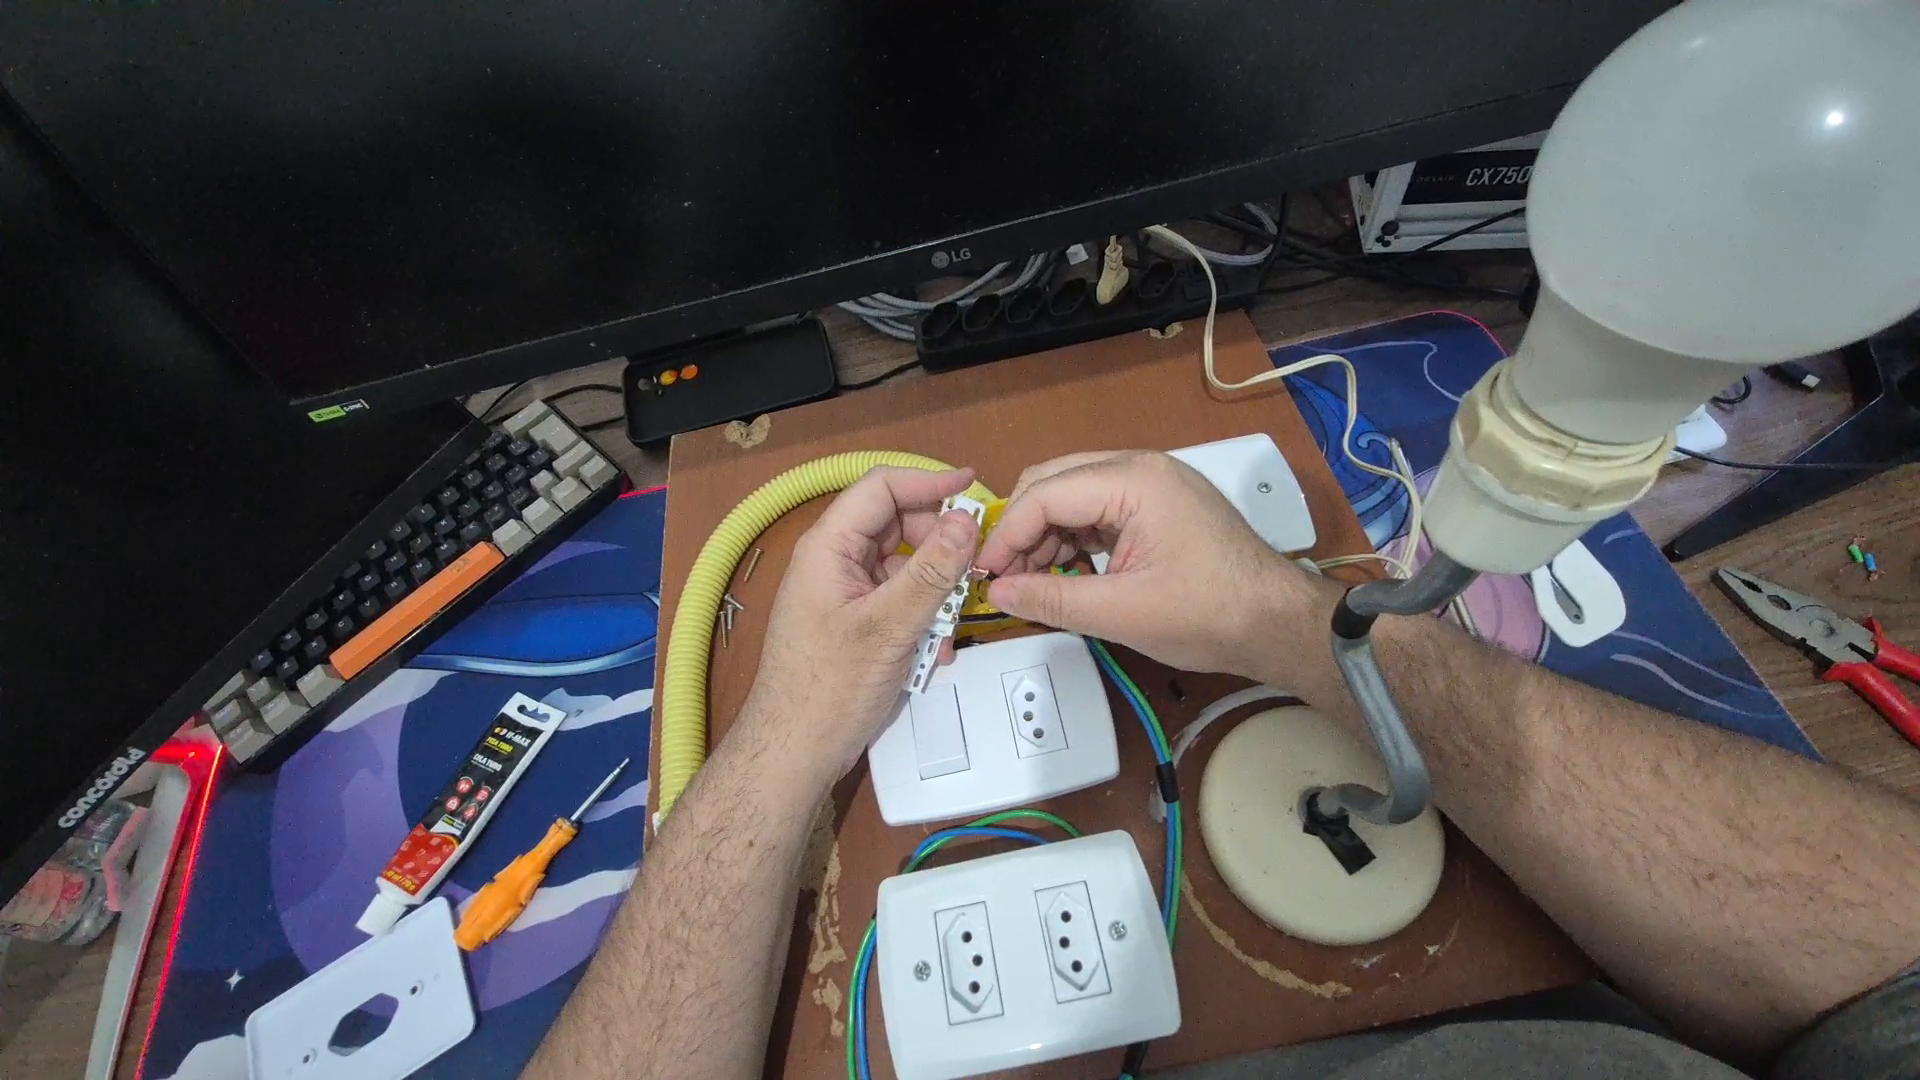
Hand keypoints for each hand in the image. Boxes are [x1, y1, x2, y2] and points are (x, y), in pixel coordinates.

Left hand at [738, 466, 981, 787]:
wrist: (795, 752)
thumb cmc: (828, 690)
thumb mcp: (889, 628)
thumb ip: (931, 573)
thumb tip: (966, 522)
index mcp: (829, 547)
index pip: (881, 488)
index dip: (928, 482)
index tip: (972, 487)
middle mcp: (835, 560)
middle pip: (897, 525)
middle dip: (939, 545)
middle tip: (973, 568)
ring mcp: (845, 590)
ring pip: (903, 565)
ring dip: (934, 588)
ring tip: (951, 623)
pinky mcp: (856, 618)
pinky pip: (898, 598)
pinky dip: (922, 615)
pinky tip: (935, 649)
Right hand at [975, 451, 1336, 682]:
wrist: (1278, 624)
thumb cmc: (1209, 615)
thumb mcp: (1121, 612)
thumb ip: (1050, 598)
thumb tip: (996, 592)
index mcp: (1133, 480)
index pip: (1044, 494)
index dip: (1006, 535)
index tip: (984, 575)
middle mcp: (1138, 467)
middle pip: (1052, 482)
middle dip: (1022, 530)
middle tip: (1006, 577)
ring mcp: (1150, 482)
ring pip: (1070, 494)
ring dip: (1045, 535)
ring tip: (1036, 581)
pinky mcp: (1155, 502)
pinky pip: (1095, 508)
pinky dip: (1072, 537)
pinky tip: (1067, 571)